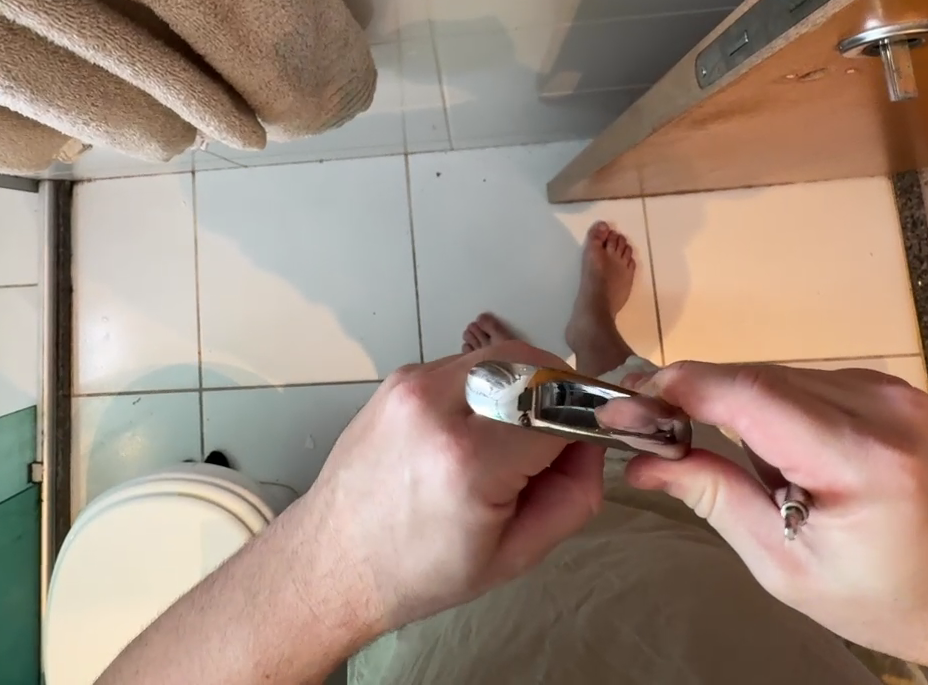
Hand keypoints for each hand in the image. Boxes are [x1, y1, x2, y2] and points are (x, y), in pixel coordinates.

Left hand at [291, 340, 605, 634]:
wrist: (334, 556)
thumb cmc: (423, 571)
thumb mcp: (517, 554)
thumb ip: (574, 494)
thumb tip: (593, 439)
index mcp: (469, 456)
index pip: (558, 407)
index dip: (584, 421)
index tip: (589, 441)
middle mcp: (437, 401)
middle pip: (530, 361)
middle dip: (557, 390)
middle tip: (557, 435)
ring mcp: (412, 381)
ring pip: (498, 356)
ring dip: (521, 386)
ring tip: (508, 438)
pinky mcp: (400, 376)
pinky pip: (464, 366)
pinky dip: (486, 388)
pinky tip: (471, 430)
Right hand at [619, 361, 927, 672]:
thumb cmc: (887, 599)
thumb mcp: (788, 568)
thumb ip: (714, 496)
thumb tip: (640, 458)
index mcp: (866, 460)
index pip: (749, 394)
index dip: (677, 387)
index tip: (624, 400)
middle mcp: (881, 406)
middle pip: (752, 378)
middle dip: (692, 397)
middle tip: (648, 427)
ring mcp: (888, 388)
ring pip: (768, 374)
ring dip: (730, 405)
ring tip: (738, 464)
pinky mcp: (884, 385)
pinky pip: (795, 379)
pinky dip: (764, 406)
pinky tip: (777, 451)